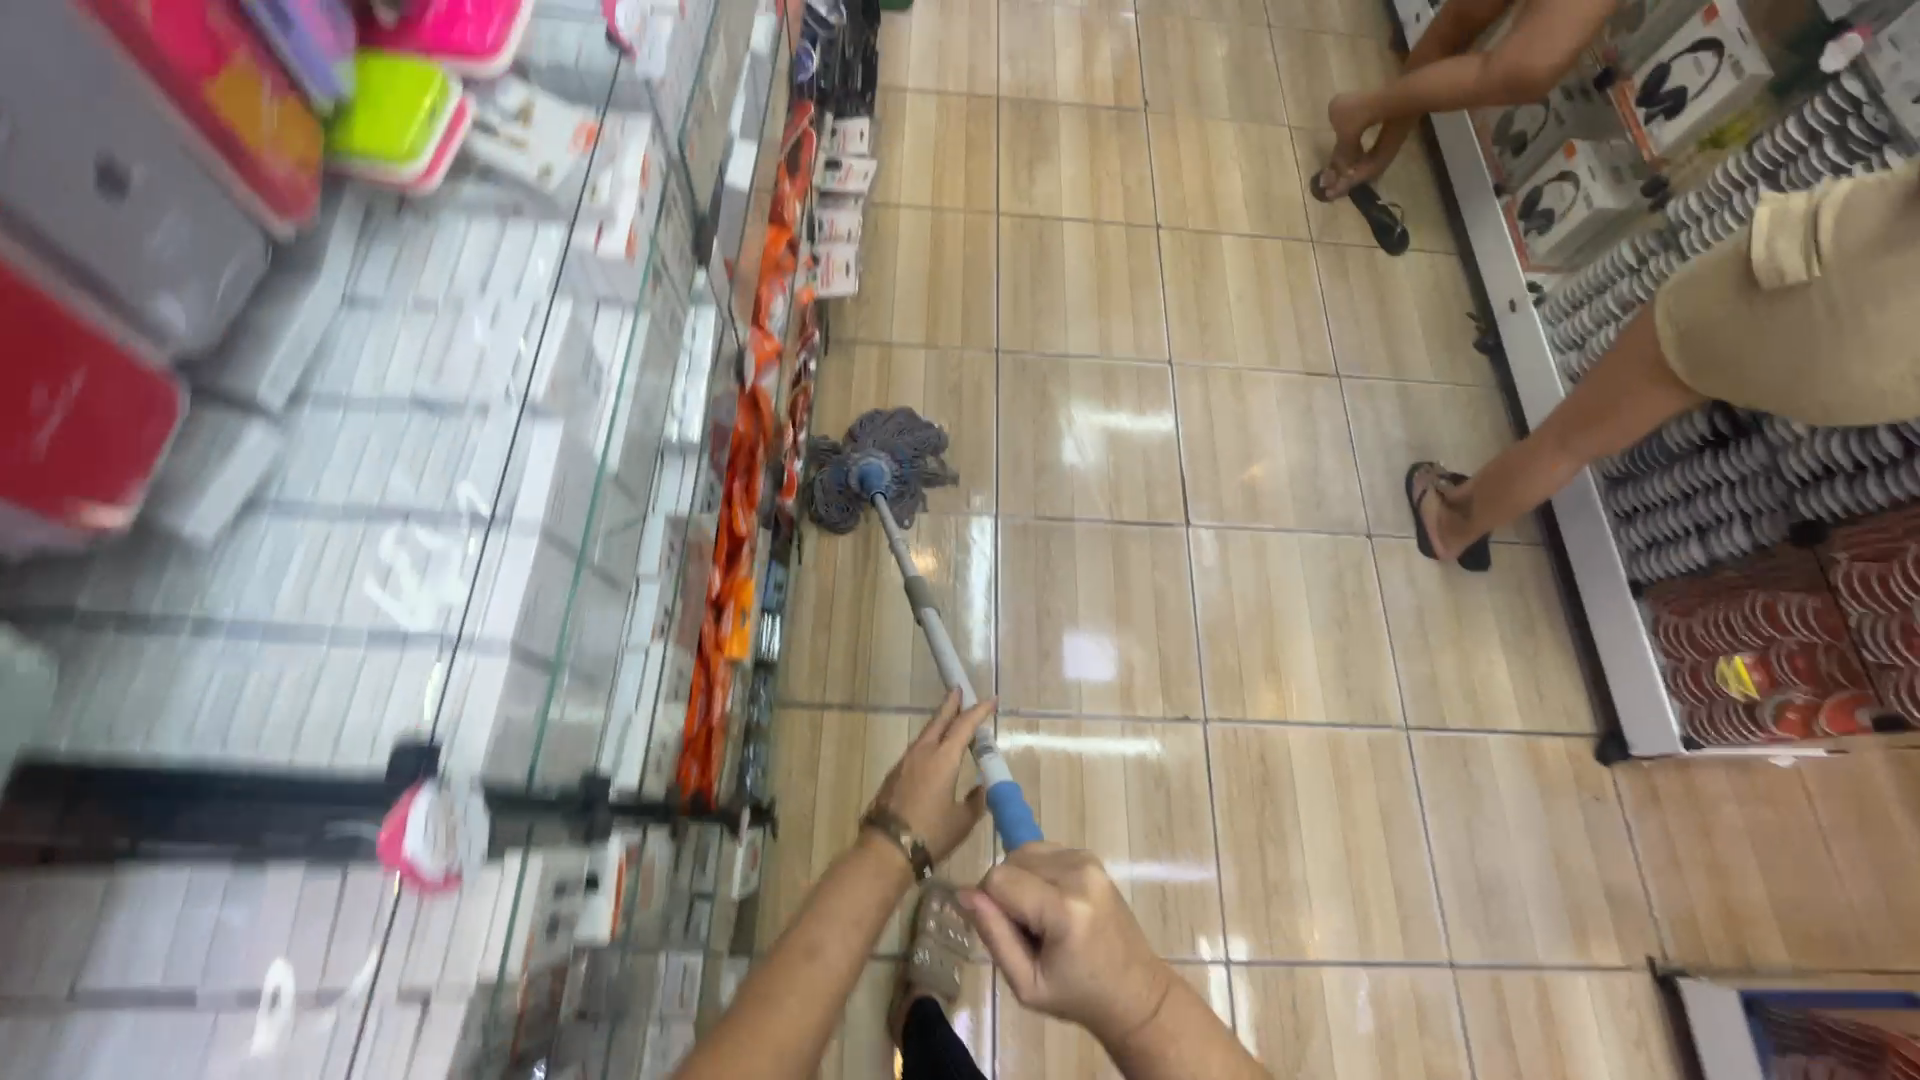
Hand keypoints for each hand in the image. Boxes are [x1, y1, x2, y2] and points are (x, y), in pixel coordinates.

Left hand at [869, 689, 991, 863]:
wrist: (886, 848)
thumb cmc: (931, 834)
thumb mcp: (962, 821)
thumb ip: (976, 801)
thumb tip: (982, 789)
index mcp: (944, 759)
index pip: (965, 726)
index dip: (979, 711)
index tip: (991, 700)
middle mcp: (924, 753)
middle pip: (939, 721)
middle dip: (951, 705)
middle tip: (959, 691)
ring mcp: (906, 762)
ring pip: (926, 734)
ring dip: (939, 722)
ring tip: (949, 718)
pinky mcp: (895, 774)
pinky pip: (917, 748)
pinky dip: (929, 741)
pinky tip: (933, 750)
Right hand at [958, 844, 1173, 1044]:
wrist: (1135, 991)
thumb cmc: (1079, 995)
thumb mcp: (1027, 985)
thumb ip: (993, 935)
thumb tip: (964, 893)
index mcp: (1065, 909)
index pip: (999, 879)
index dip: (989, 905)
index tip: (1008, 935)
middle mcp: (1078, 873)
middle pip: (1010, 860)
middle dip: (1005, 892)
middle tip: (1026, 931)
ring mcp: (1087, 860)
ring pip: (1024, 852)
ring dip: (1020, 880)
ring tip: (1040, 917)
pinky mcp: (1090, 856)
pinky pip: (1042, 852)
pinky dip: (1036, 872)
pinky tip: (1051, 902)